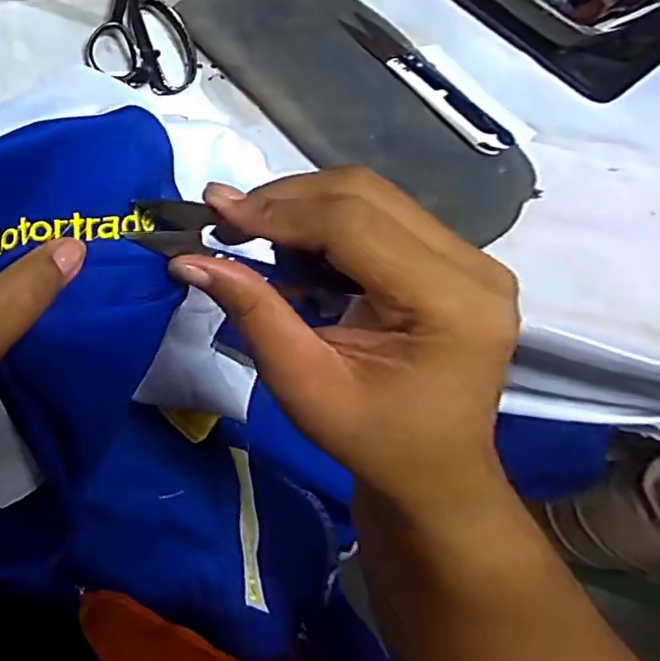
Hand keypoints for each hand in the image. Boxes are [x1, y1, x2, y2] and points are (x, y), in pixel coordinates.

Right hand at [167, 167, 519, 516]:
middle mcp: (472, 268)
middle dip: (281, 199)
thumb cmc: (369, 435)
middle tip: (224, 222)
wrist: (433, 469)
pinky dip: (316, 215)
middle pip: (361, 193)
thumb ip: (251, 310)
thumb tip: (187, 257)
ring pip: (364, 192)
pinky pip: (372, 209)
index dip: (277, 211)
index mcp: (451, 305)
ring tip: (249, 232)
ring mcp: (466, 258)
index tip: (214, 212)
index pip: (352, 224)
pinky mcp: (447, 256)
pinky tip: (288, 244)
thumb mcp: (300, 381)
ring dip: (295, 202)